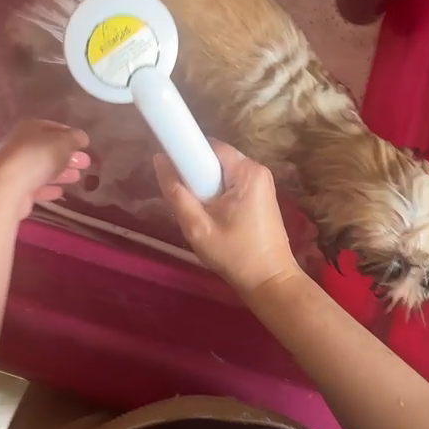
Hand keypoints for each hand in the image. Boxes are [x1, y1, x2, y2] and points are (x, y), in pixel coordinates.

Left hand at [0, 120, 89, 217]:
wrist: (9, 187)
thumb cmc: (39, 157)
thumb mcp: (64, 142)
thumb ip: (76, 138)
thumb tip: (82, 138)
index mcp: (31, 128)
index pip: (54, 128)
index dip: (70, 135)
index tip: (84, 145)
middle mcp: (22, 145)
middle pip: (49, 149)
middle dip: (68, 155)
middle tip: (86, 163)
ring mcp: (18, 167)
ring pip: (44, 168)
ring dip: (61, 172)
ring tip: (78, 178)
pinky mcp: (17, 188)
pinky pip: (37, 186)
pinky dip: (49, 188)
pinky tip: (60, 192)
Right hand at [153, 141, 299, 296]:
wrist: (270, 282)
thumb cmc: (235, 255)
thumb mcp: (198, 227)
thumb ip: (176, 192)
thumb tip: (159, 160)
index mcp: (247, 171)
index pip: (209, 146)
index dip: (188, 154)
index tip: (173, 173)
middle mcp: (258, 170)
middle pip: (215, 159)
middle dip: (197, 176)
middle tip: (188, 202)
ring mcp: (262, 183)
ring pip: (222, 173)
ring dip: (207, 188)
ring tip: (201, 215)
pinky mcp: (261, 196)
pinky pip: (232, 184)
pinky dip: (218, 195)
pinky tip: (215, 219)